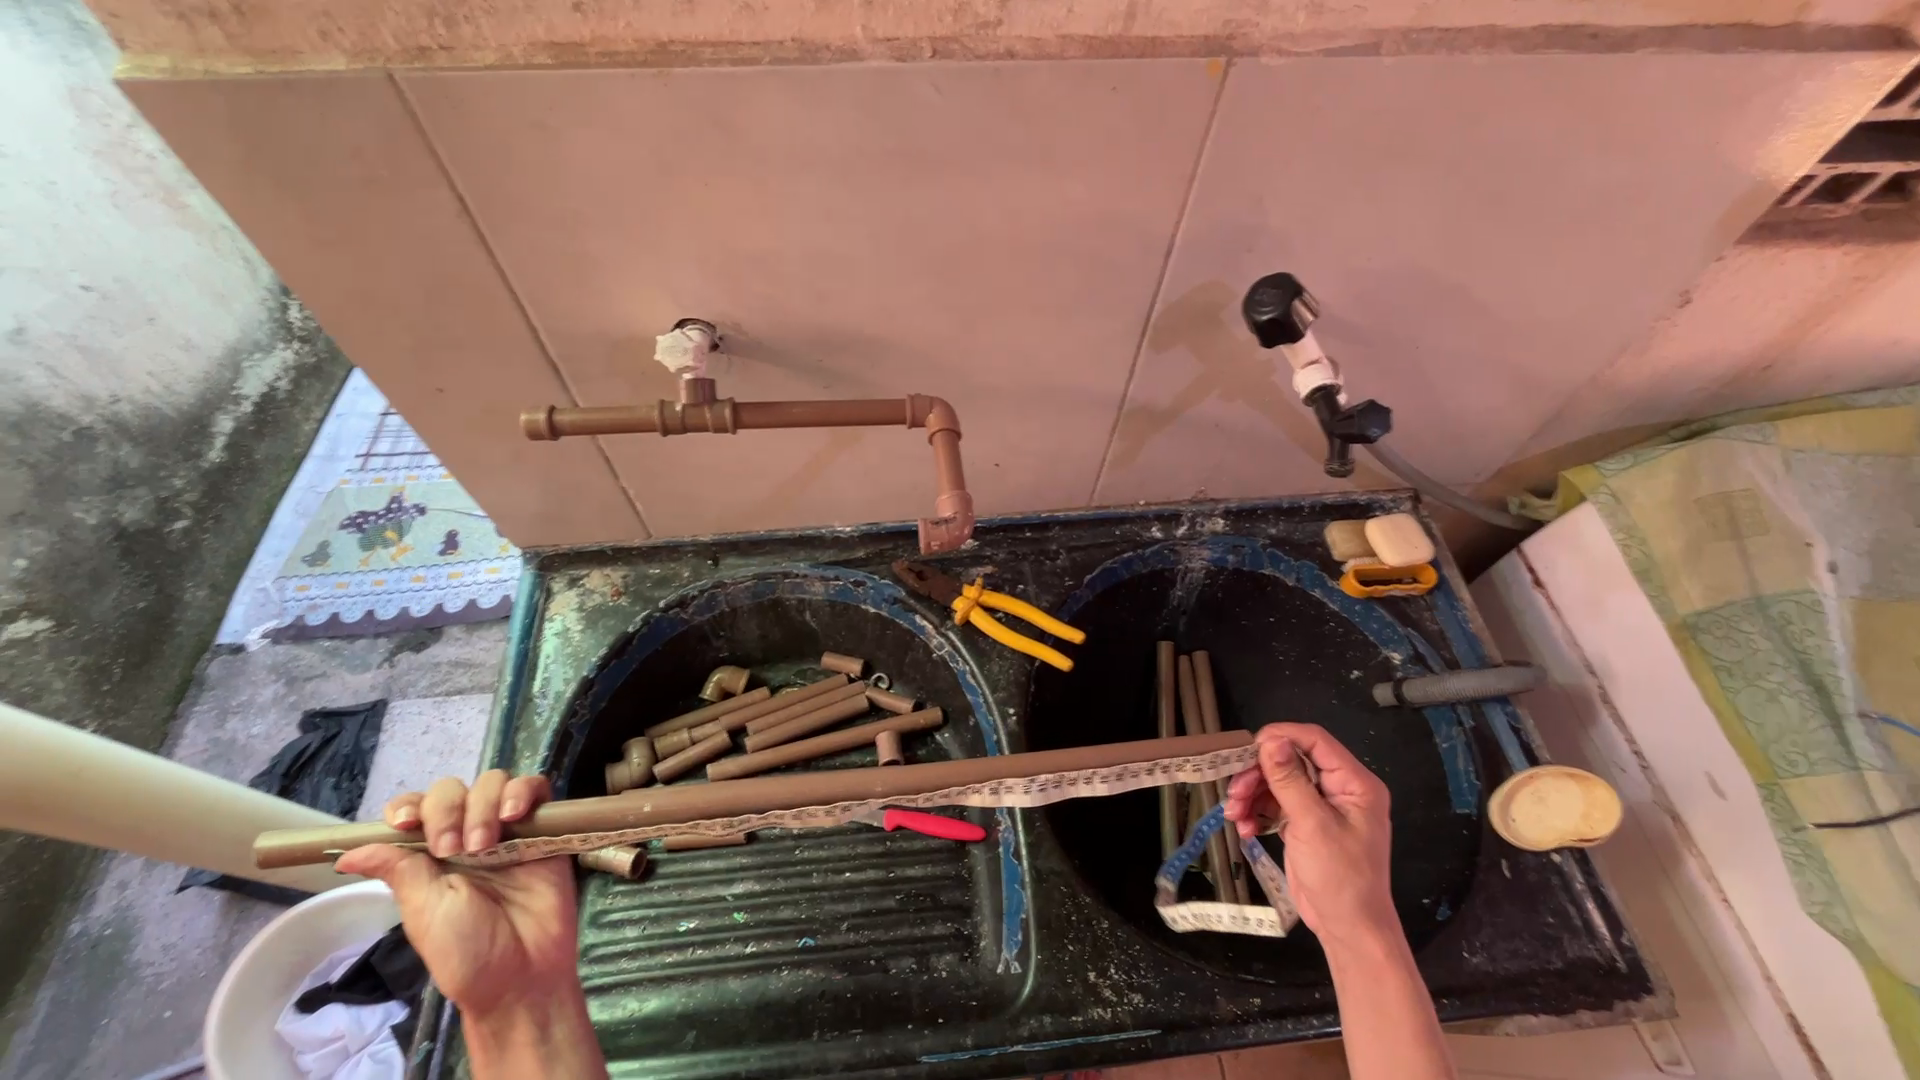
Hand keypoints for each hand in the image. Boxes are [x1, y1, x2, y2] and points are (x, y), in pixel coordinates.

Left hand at [334, 770, 579, 1019]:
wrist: (522, 972)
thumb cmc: (466, 950)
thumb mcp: (424, 911)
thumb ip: (399, 870)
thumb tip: (345, 853)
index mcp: (433, 855)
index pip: (417, 809)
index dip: (409, 806)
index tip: (405, 824)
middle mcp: (470, 834)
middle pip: (454, 789)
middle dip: (449, 810)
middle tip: (454, 850)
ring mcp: (510, 830)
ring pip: (495, 782)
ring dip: (485, 804)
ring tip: (486, 843)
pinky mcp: (545, 828)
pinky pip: (538, 789)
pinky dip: (524, 792)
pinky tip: (515, 816)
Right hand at [1224, 723, 1395, 949]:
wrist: (1348, 929)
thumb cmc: (1340, 877)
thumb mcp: (1312, 825)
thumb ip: (1290, 780)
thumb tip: (1271, 740)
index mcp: (1354, 783)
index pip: (1316, 741)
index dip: (1281, 737)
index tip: (1248, 748)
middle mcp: (1340, 789)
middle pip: (1291, 761)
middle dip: (1259, 774)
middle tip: (1235, 791)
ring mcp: (1322, 807)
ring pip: (1279, 782)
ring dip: (1253, 794)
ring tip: (1234, 814)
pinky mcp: (1306, 824)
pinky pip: (1277, 804)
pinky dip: (1258, 812)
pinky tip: (1245, 828)